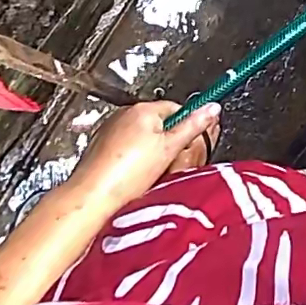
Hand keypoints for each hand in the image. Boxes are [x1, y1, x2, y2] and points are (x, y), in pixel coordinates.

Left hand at [67, 101, 219, 207]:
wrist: (92, 197)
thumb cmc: (128, 173)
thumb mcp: (170, 148)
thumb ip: (193, 125)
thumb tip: (212, 107)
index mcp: (144, 109)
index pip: (177, 108)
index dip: (187, 126)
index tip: (191, 142)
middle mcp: (125, 114)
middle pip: (160, 123)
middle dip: (168, 141)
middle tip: (171, 161)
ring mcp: (112, 129)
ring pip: (143, 136)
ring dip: (151, 151)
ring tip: (151, 172)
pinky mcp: (102, 146)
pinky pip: (127, 148)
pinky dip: (133, 159)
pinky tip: (135, 175)